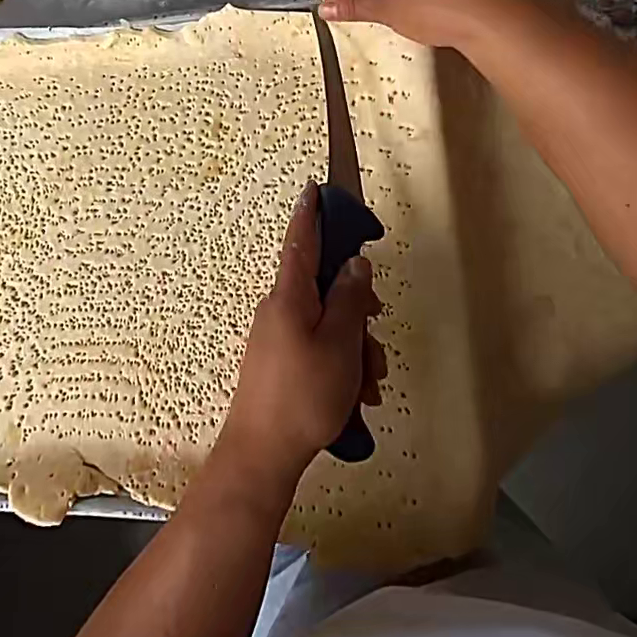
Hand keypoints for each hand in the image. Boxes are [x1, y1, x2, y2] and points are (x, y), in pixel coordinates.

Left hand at [221, 182, 384, 480]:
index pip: (301, 243)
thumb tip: (353, 264)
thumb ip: (350, 299)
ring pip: (330, 324)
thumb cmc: (303, 394)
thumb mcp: (340, 343)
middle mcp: (279, 309)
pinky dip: (342, 364)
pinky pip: (319, 347)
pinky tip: (355, 395)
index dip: (311, 215)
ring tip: (365, 385)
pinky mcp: (281, 360)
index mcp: (288, 297)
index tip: (314, 188)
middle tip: (373, 342)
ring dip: (356, 349)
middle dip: (359, 314)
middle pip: (327, 289)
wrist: (264, 448)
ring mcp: (278, 336)